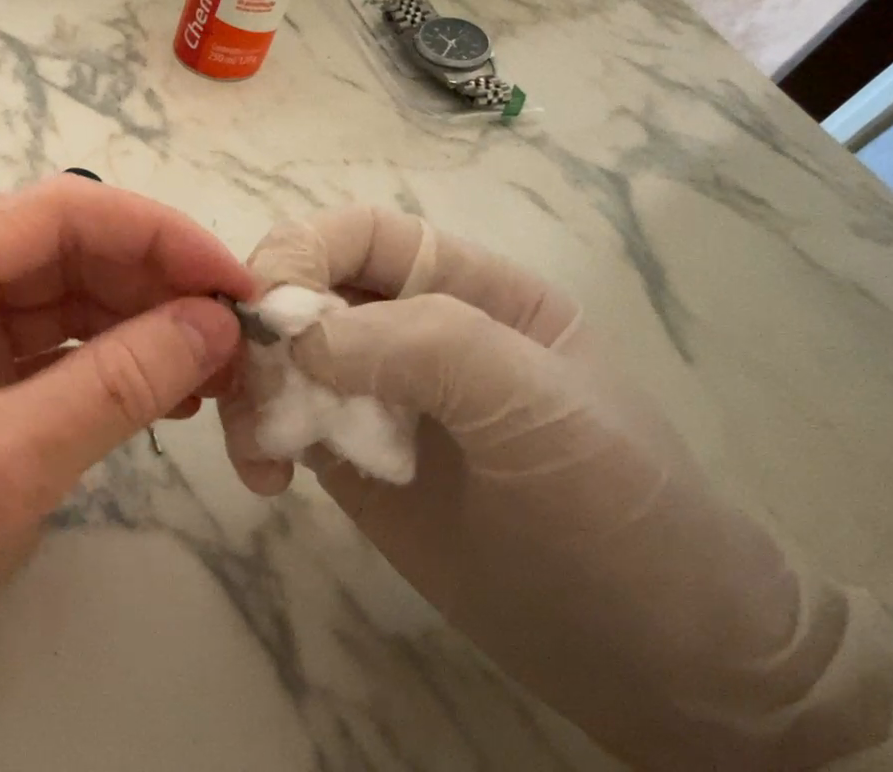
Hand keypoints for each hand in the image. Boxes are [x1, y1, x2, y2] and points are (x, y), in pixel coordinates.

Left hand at [0, 175, 249, 678]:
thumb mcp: (6, 463)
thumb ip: (116, 385)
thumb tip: (213, 324)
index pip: (61, 213)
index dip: (159, 235)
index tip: (236, 286)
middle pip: (68, 251)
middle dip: (158, 285)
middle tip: (241, 340)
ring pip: (67, 300)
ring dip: (144, 327)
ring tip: (219, 373)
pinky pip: (52, 350)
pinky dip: (111, 366)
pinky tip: (166, 394)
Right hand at [219, 207, 892, 769]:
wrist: (647, 658)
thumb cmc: (619, 515)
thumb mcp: (547, 413)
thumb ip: (433, 347)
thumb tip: (301, 339)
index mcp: (469, 289)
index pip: (358, 234)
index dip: (299, 254)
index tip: (267, 315)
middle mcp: (407, 329)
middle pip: (297, 289)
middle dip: (261, 330)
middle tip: (257, 393)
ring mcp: (369, 393)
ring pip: (272, 355)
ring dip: (246, 389)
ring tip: (263, 456)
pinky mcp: (342, 453)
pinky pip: (272, 416)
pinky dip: (250, 435)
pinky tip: (266, 479)